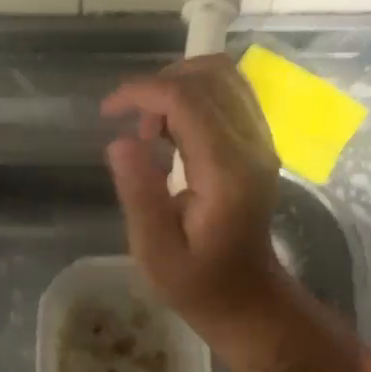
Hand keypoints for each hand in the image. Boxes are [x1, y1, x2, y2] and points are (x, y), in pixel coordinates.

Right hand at [101, 53, 288, 330]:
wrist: (246, 296)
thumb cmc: (196, 282)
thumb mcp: (154, 251)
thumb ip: (140, 194)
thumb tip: (120, 141)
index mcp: (226, 172)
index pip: (187, 100)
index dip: (142, 92)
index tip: (108, 112)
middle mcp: (252, 146)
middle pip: (210, 75)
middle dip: (160, 85)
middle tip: (136, 126)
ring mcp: (262, 141)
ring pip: (225, 76)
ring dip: (179, 86)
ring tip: (155, 127)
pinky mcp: (259, 143)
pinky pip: (231, 93)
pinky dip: (195, 95)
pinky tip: (174, 130)